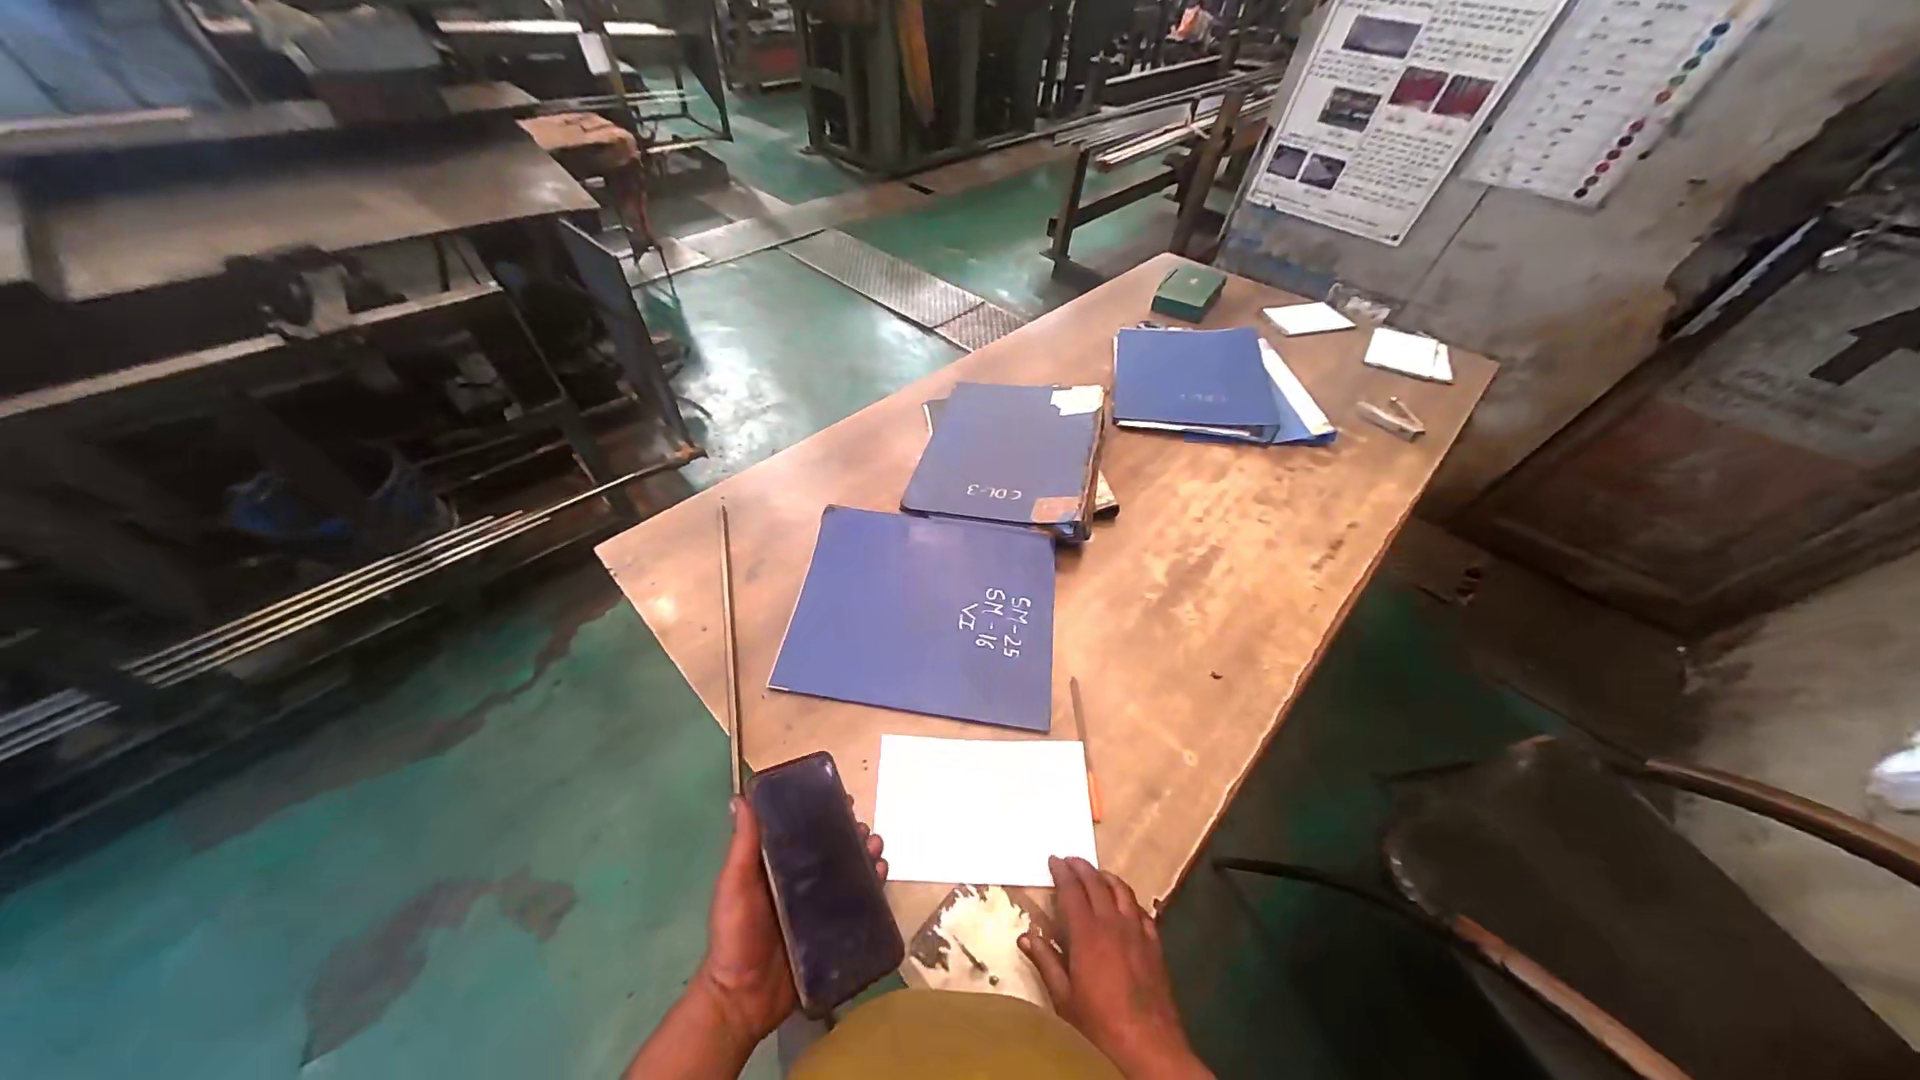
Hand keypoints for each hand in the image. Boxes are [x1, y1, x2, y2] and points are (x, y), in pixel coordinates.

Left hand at [693, 796, 887, 1050]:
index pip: (807, 831)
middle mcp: (804, 881)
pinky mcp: (835, 930)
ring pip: (851, 872)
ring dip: (867, 855)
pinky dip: (874, 886)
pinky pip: (860, 904)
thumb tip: (740, 798)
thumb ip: (743, 845)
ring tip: (875, 848)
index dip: (826, 813)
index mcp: (780, 866)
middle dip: (853, 833)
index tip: (843, 798)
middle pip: (835, 849)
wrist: (743, 997)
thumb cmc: (735, 934)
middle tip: (863, 829)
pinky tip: (881, 874)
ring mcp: (822, 906)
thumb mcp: (735, 884)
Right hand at [1020, 856, 1212, 1079]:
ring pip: (1122, 891)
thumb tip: (1026, 936)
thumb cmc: (1099, 1024)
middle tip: (1070, 860)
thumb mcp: (1064, 997)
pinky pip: (1142, 911)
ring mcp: (1137, 932)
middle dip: (1082, 867)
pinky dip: (1129, 900)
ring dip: (1106, 877)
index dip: (1062, 872)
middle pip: (1097, 883)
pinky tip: (1125, 905)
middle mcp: (1112, 923)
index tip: (1054, 860)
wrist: (1149, 1047)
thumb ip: (1045, 962)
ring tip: (1096, 874)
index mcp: (1086, 933)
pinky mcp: (1154, 945)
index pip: (1072, 891)